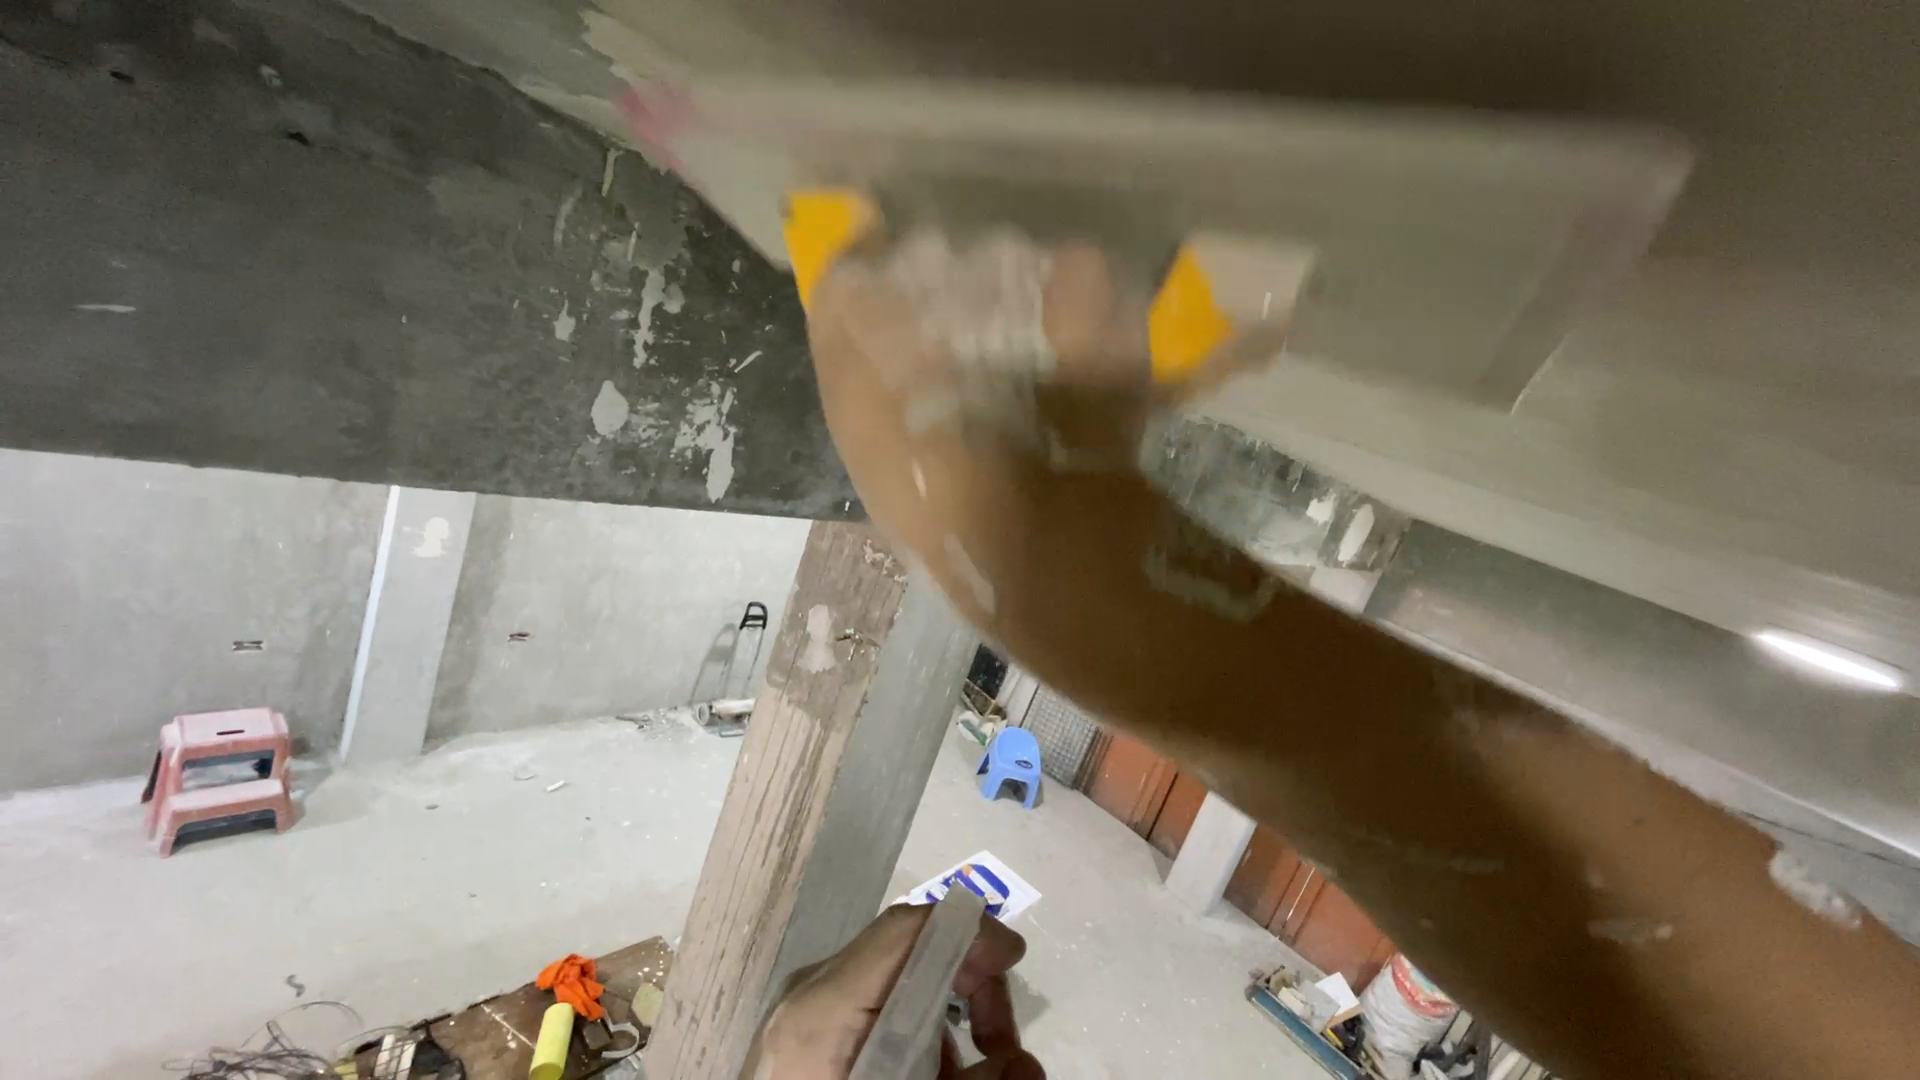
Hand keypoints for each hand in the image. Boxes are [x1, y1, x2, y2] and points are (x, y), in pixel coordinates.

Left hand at [747, 903, 1044, 1079]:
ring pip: (899, 977)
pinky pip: (879, 1004)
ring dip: (951, 1015)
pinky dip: (920, 1031)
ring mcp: (807, 1007)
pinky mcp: (810, 1027)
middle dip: (971, 984)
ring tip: (984, 1066)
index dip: (969, 932)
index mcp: (822, 1009)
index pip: (904, 930)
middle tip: (1004, 1044)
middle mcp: (811, 992)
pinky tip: (938, 1072)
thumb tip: (1026, 1066)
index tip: (1013, 960)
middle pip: (910, 949)